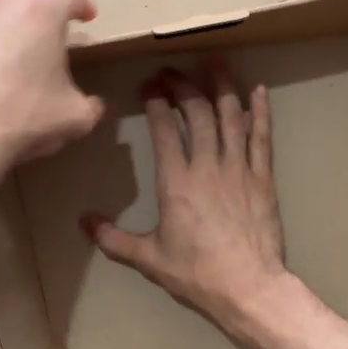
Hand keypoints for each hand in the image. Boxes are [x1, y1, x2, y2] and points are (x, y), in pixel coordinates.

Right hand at [84, 61, 290, 329]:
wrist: (248, 287)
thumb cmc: (196, 274)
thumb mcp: (148, 258)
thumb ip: (114, 238)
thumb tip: (84, 222)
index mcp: (176, 181)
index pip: (165, 128)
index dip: (157, 102)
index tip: (149, 86)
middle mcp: (208, 166)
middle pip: (197, 112)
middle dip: (183, 86)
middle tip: (172, 72)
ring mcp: (239, 169)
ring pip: (231, 116)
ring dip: (221, 86)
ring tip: (214, 61)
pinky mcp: (263, 178)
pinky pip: (262, 136)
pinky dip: (260, 111)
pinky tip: (258, 91)